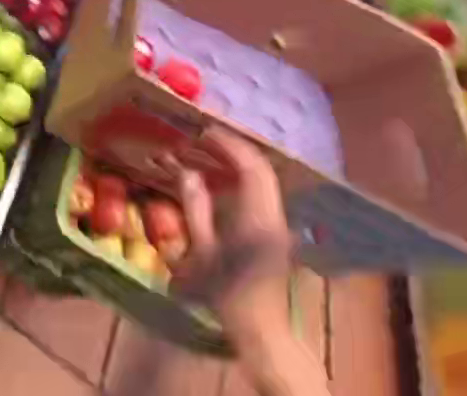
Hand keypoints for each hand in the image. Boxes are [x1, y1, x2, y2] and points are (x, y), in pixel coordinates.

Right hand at [171, 130, 292, 340]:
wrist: (262, 333)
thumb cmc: (227, 295)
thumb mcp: (202, 252)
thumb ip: (196, 208)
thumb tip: (187, 173)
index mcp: (257, 219)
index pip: (251, 168)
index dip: (229, 144)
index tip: (204, 131)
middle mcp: (274, 216)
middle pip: (262, 169)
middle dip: (234, 147)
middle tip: (204, 136)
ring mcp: (279, 225)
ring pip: (265, 179)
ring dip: (240, 160)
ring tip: (210, 150)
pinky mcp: (276, 232)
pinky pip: (263, 191)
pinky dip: (244, 175)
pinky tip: (223, 176)